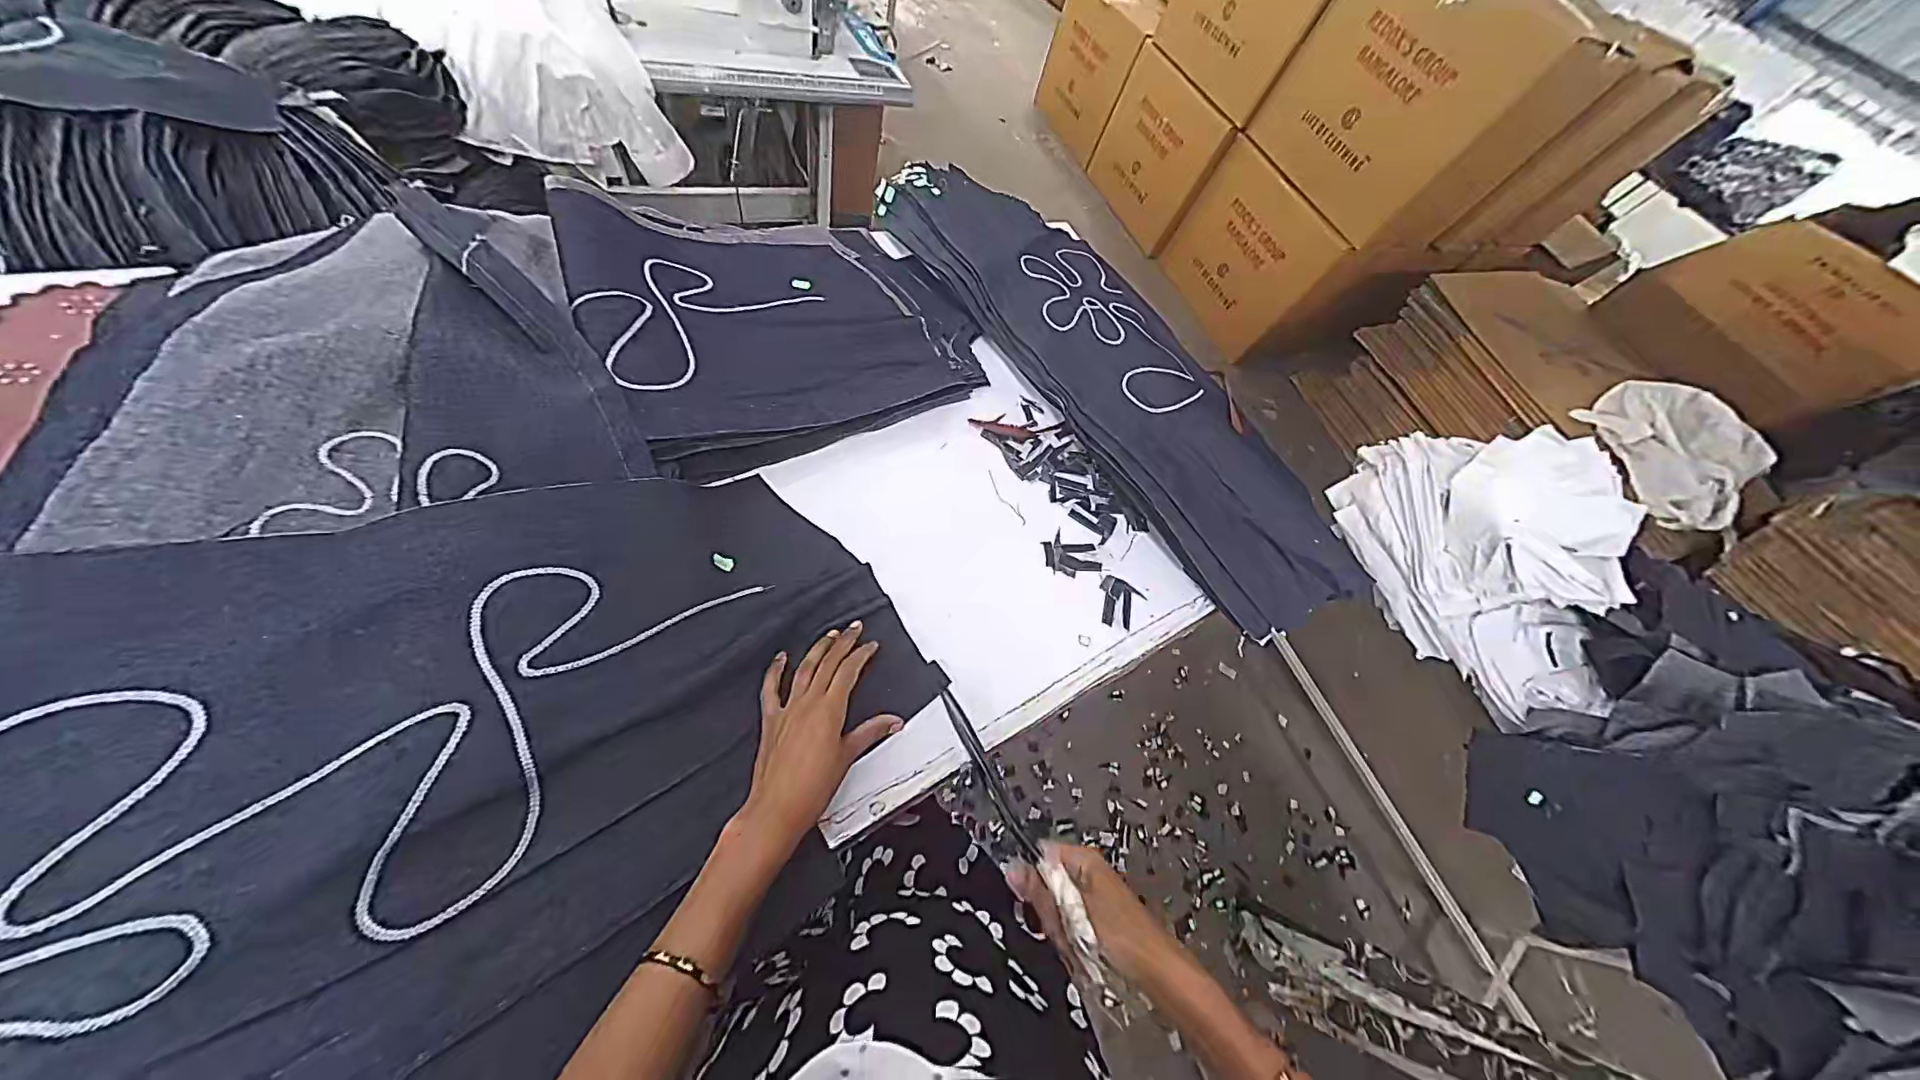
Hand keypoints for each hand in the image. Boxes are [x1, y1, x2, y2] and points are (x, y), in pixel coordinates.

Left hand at [738, 622, 903, 852]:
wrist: (777, 808)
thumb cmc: (811, 789)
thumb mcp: (848, 757)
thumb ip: (870, 733)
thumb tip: (891, 722)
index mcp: (829, 710)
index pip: (848, 671)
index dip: (861, 654)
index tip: (869, 646)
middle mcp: (807, 704)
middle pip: (828, 662)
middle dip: (843, 642)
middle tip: (853, 629)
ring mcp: (787, 710)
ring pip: (804, 669)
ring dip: (817, 649)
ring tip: (828, 636)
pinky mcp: (771, 720)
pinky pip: (771, 688)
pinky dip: (775, 670)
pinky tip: (780, 658)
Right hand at [1006, 842, 1181, 985]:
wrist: (1161, 976)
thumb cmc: (1122, 941)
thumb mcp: (1068, 916)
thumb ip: (1040, 891)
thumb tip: (1014, 869)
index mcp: (1085, 858)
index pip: (1040, 854)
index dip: (1030, 879)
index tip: (1028, 901)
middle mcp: (1093, 870)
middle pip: (1049, 882)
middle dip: (1046, 908)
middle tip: (1055, 929)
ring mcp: (1099, 894)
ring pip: (1060, 906)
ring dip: (1059, 927)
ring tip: (1072, 944)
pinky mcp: (1105, 918)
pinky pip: (1074, 921)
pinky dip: (1074, 937)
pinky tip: (1083, 952)